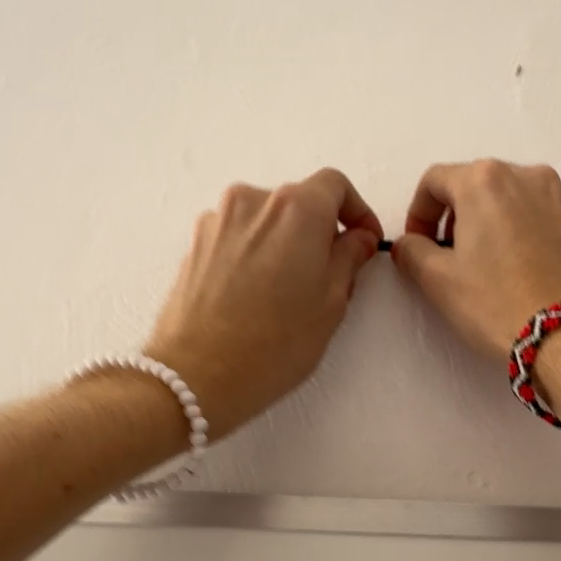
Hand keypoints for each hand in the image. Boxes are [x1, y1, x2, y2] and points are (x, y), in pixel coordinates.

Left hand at [146, 169, 381, 437]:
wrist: (197, 374)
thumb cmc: (276, 344)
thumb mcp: (332, 303)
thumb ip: (349, 258)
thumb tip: (357, 238)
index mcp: (296, 209)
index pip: (336, 185)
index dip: (358, 211)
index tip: (365, 242)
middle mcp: (254, 200)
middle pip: (299, 202)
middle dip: (321, 232)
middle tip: (332, 276)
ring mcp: (218, 219)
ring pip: (267, 220)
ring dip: (286, 243)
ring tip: (291, 291)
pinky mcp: (195, 243)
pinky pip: (239, 237)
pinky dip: (257, 254)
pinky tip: (258, 296)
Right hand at [390, 160, 560, 357]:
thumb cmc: (496, 305)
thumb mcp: (437, 280)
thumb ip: (412, 251)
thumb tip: (410, 244)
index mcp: (485, 180)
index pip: (436, 181)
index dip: (419, 212)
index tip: (419, 244)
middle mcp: (527, 176)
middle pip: (478, 185)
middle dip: (458, 216)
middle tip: (451, 257)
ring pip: (515, 200)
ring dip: (495, 223)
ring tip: (492, 265)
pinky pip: (545, 217)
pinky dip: (528, 233)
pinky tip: (525, 270)